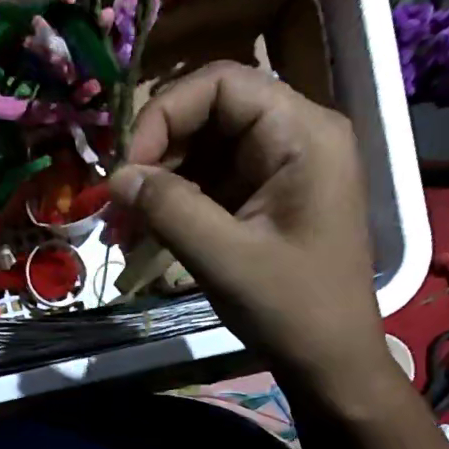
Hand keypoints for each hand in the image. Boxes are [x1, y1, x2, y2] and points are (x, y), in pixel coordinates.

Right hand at [109, 62, 399, 413]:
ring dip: (163, 183)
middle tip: (120, 203)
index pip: (222, 83)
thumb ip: (168, 208)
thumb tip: (116, 177)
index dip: (165, 113)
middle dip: (159, 154)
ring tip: (126, 228)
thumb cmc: (290, 310)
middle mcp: (298, 137)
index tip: (129, 168)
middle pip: (213, 114)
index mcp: (303, 134)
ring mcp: (285, 170)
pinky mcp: (272, 200)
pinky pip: (217, 184)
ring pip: (209, 151)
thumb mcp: (223, 257)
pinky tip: (149, 234)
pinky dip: (181, 204)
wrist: (331, 364)